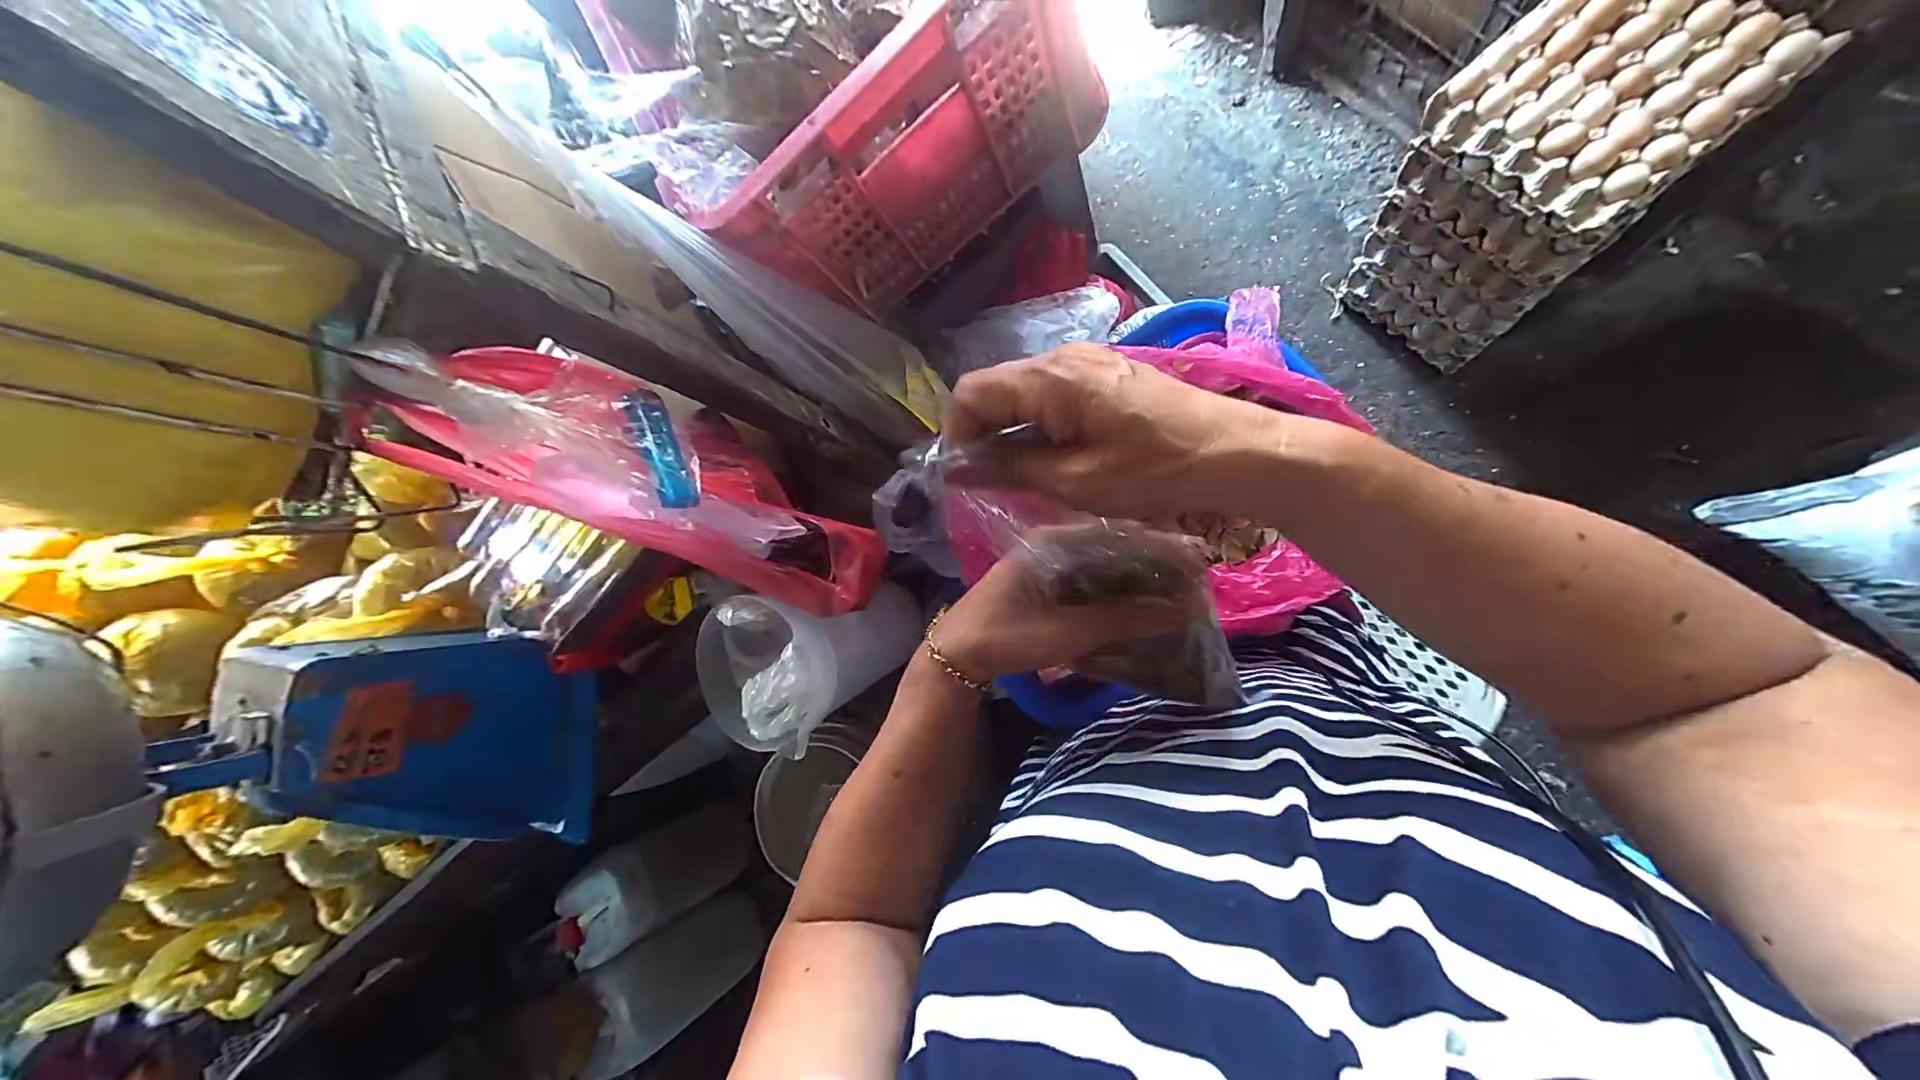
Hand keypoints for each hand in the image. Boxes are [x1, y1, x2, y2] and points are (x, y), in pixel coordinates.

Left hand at [928, 541, 1191, 681]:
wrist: (954, 656)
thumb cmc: (1005, 637)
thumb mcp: (1067, 631)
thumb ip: (1123, 619)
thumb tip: (1181, 610)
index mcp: (1055, 542)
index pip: (1120, 535)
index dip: (1161, 548)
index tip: (1199, 561)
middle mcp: (1054, 545)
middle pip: (1116, 549)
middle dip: (1155, 566)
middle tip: (1196, 581)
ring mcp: (1050, 564)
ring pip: (1107, 567)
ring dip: (1139, 582)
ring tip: (1178, 595)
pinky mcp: (1048, 585)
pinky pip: (1092, 583)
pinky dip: (1118, 594)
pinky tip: (1141, 606)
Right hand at [943, 344, 1280, 519]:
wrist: (1234, 451)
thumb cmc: (1154, 470)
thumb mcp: (1074, 481)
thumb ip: (1008, 469)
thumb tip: (956, 468)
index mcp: (1048, 378)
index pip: (971, 393)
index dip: (956, 435)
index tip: (964, 478)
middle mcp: (1061, 357)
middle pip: (995, 388)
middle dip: (982, 434)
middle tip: (990, 483)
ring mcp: (1087, 360)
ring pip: (1023, 391)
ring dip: (1011, 431)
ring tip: (1022, 475)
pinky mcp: (1106, 372)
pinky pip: (1052, 393)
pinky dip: (1039, 423)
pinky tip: (1055, 456)